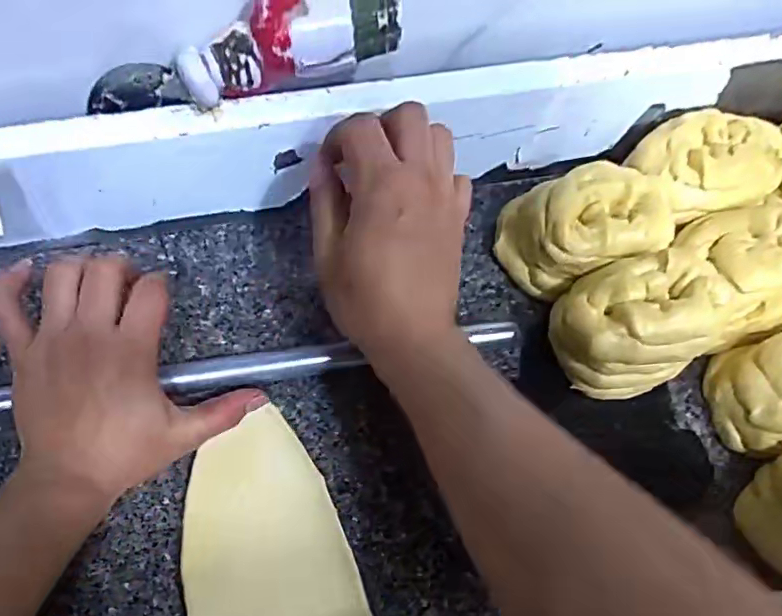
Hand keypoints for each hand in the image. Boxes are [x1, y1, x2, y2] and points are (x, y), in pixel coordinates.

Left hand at [0, 255, 265, 515]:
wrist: (68, 478)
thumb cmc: (125, 456)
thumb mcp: (180, 436)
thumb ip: (221, 413)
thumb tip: (260, 397)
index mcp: (130, 351)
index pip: (151, 290)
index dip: (161, 286)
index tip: (162, 300)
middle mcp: (90, 333)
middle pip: (105, 268)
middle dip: (123, 269)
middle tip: (129, 291)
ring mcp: (51, 338)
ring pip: (60, 273)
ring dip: (79, 268)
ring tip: (92, 285)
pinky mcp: (22, 351)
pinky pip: (5, 302)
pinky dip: (11, 281)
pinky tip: (29, 274)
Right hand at [310, 102, 473, 361]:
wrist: (414, 336)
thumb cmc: (364, 302)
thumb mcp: (327, 256)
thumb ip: (324, 203)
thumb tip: (322, 167)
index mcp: (382, 183)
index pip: (360, 127)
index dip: (337, 137)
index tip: (327, 164)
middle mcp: (420, 176)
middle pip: (409, 114)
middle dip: (380, 126)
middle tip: (362, 159)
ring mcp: (445, 194)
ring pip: (438, 134)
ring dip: (412, 141)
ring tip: (392, 172)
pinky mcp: (459, 214)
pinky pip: (454, 171)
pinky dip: (436, 172)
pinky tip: (418, 198)